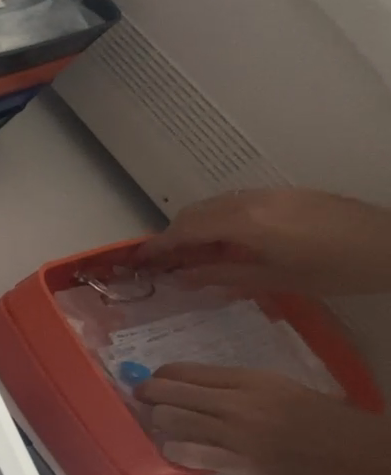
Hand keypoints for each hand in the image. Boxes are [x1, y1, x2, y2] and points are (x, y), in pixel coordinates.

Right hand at [133, 188, 390, 295]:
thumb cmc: (336, 270)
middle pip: (194, 213)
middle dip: (175, 235)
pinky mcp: (289, 194)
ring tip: (203, 253)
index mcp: (244, 223)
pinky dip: (222, 219)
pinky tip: (234, 240)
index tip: (139, 260)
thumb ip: (221, 275)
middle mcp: (251, 201)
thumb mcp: (274, 280)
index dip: (157, 246)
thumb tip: (182, 277)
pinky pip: (238, 202)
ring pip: (215, 205)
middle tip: (171, 261)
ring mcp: (272, 194)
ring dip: (198, 225)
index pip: (183, 230)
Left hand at [136, 362, 390, 474]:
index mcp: (253, 381)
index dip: (159, 378)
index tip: (157, 386)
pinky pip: (183, 452)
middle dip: (147, 397)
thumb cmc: (329, 424)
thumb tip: (184, 389)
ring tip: (171, 429)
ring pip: (165, 420)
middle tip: (148, 404)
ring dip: (159, 425)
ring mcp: (237, 434)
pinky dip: (176, 450)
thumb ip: (234, 388)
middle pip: (163, 392)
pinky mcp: (240, 464)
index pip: (179, 370)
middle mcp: (240, 403)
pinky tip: (187, 451)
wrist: (371, 462)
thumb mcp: (282, 392)